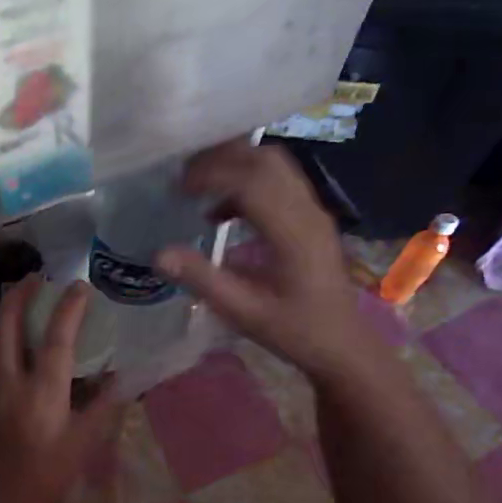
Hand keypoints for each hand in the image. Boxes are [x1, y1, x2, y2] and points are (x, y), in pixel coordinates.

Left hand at [0, 277, 119, 502]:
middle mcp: (13, 381)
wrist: (2, 497)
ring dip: (7, 310)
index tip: (80, 286)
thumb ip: (105, 405)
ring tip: (23, 293)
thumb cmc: (49, 473)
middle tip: (35, 275)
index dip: (68, 309)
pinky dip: (3, 330)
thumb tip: (124, 376)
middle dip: (18, 296)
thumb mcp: (85, 441)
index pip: (55, 340)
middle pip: (7, 326)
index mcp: (43, 393)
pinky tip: (14, 330)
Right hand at [154, 141, 365, 372]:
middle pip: (266, 161)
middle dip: (222, 158)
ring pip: (274, 166)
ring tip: (197, 185)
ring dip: (235, 166)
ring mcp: (312, 212)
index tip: (179, 187)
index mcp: (293, 233)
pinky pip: (278, 182)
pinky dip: (246, 182)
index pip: (252, 182)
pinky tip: (220, 212)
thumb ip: (202, 280)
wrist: (342, 344)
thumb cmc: (294, 330)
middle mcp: (307, 212)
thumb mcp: (243, 312)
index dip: (213, 175)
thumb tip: (160, 254)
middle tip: (184, 175)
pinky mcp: (310, 218)